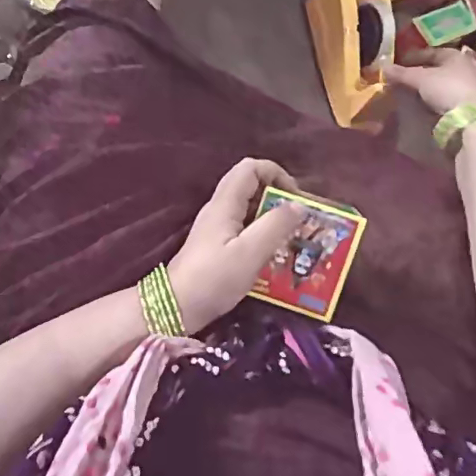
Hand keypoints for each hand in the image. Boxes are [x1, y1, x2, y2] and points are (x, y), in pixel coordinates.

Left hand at [167, 159, 306, 332]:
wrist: (176, 307)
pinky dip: (262, 236)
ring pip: (249, 210)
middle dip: (279, 199)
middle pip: (251, 186)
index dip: (277, 174)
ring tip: (292, 241)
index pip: (251, 168)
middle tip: (299, 223)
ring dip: (272, 220)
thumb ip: (276, 225)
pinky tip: (274, 257)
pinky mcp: (216, 246)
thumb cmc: (214, 279)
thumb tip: (299, 205)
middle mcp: (219, 210)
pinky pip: (244, 229)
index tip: (296, 201)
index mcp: (225, 204)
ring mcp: (216, 228)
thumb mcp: (250, 252)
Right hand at [383, 48, 475, 113]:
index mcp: (454, 56)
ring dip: (427, 87)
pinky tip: (424, 104)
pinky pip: (446, 97)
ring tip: (410, 92)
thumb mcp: (421, 79)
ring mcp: (467, 86)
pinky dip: (434, 98)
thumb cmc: (447, 88)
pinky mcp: (467, 103)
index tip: (399, 63)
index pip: (431, 52)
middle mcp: (464, 67)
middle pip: (437, 68)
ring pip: (442, 83)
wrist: (471, 116)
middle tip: (402, 79)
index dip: (414, 56)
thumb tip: (383, 67)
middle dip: (420, 73)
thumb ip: (402, 73)